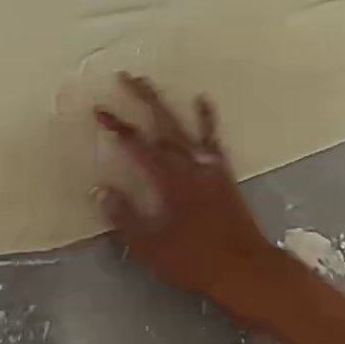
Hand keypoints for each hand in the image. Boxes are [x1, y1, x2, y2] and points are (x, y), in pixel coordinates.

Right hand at [93, 73, 279, 301]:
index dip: (116, 125)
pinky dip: (206, 117)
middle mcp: (186, 162)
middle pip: (161, 122)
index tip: (98, 109)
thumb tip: (100, 188)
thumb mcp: (150, 246)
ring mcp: (206, 163)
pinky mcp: (222, 169)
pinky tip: (202, 98)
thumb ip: (125, 215)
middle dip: (142, 97)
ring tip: (151, 82)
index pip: (135, 145)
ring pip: (182, 123)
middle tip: (125, 75)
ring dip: (165, 102)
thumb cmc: (194, 260)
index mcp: (166, 178)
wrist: (246, 267)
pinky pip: (212, 136)